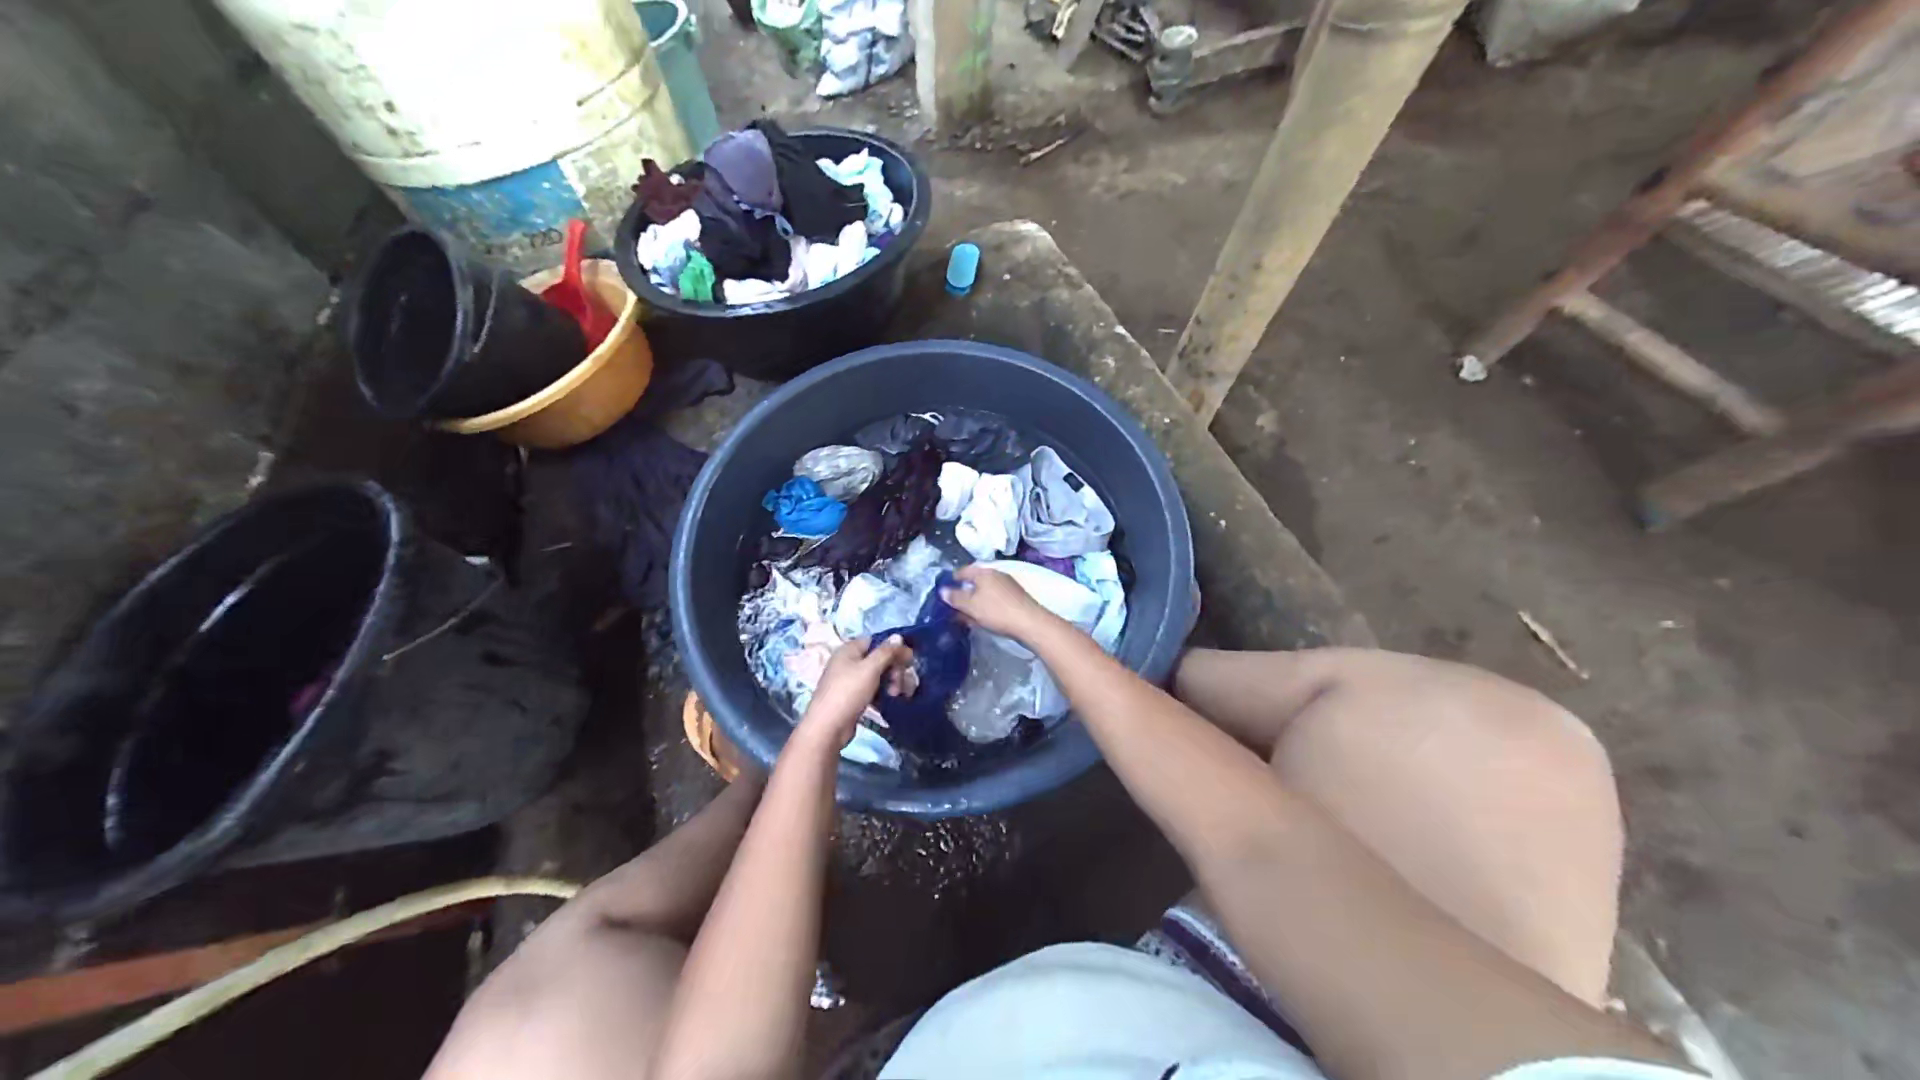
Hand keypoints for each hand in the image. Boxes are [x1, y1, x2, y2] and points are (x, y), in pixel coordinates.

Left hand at [796, 636, 911, 749]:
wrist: (828, 727)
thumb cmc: (848, 692)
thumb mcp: (871, 668)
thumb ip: (887, 651)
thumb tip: (899, 636)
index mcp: (849, 649)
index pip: (876, 641)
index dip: (894, 649)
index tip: (908, 661)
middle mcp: (848, 661)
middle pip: (879, 659)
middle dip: (894, 670)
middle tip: (900, 684)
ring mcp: (849, 680)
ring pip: (877, 675)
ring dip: (890, 683)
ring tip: (895, 695)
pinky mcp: (852, 697)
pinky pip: (872, 689)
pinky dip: (882, 693)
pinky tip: (889, 701)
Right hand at [940, 565, 1057, 641]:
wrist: (1030, 623)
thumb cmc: (997, 611)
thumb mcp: (971, 605)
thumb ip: (955, 597)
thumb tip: (943, 590)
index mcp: (984, 573)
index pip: (963, 571)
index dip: (952, 580)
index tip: (944, 591)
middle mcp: (996, 575)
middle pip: (974, 582)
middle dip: (963, 593)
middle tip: (953, 606)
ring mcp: (1007, 586)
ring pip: (984, 592)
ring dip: (974, 602)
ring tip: (965, 616)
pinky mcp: (1015, 598)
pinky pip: (994, 600)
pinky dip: (985, 607)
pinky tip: (982, 619)